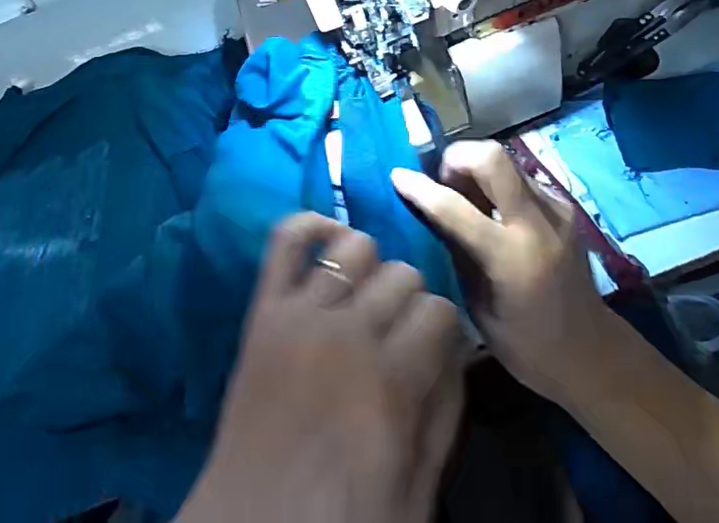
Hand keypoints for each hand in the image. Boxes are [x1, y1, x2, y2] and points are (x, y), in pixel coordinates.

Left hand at [177, 212, 464, 522]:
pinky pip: (286, 238)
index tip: (431, 352)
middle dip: (409, 302)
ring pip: (356, 245)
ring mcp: (300, 312)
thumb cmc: (341, 517)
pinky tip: (328, 240)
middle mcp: (348, 329)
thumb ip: (446, 410)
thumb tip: (456, 348)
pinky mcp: (263, 309)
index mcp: (391, 377)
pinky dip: (310, 226)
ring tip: (363, 301)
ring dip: (369, 269)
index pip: (440, 309)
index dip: (442, 331)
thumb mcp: (418, 487)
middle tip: (396, 335)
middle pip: (403, 272)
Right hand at [391, 141, 617, 402]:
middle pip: (493, 157)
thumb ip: (456, 255)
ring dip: (477, 169)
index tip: (398, 175)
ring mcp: (557, 208)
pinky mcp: (565, 205)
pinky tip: (492, 210)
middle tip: (442, 181)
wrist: (594, 354)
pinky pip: (520, 177)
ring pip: (507, 161)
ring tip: (464, 196)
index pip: (456, 207)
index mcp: (512, 257)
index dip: (420, 188)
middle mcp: (538, 223)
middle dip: (458, 158)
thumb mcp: (478, 309)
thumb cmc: (529, 347)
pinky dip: (497, 183)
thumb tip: (428, 216)